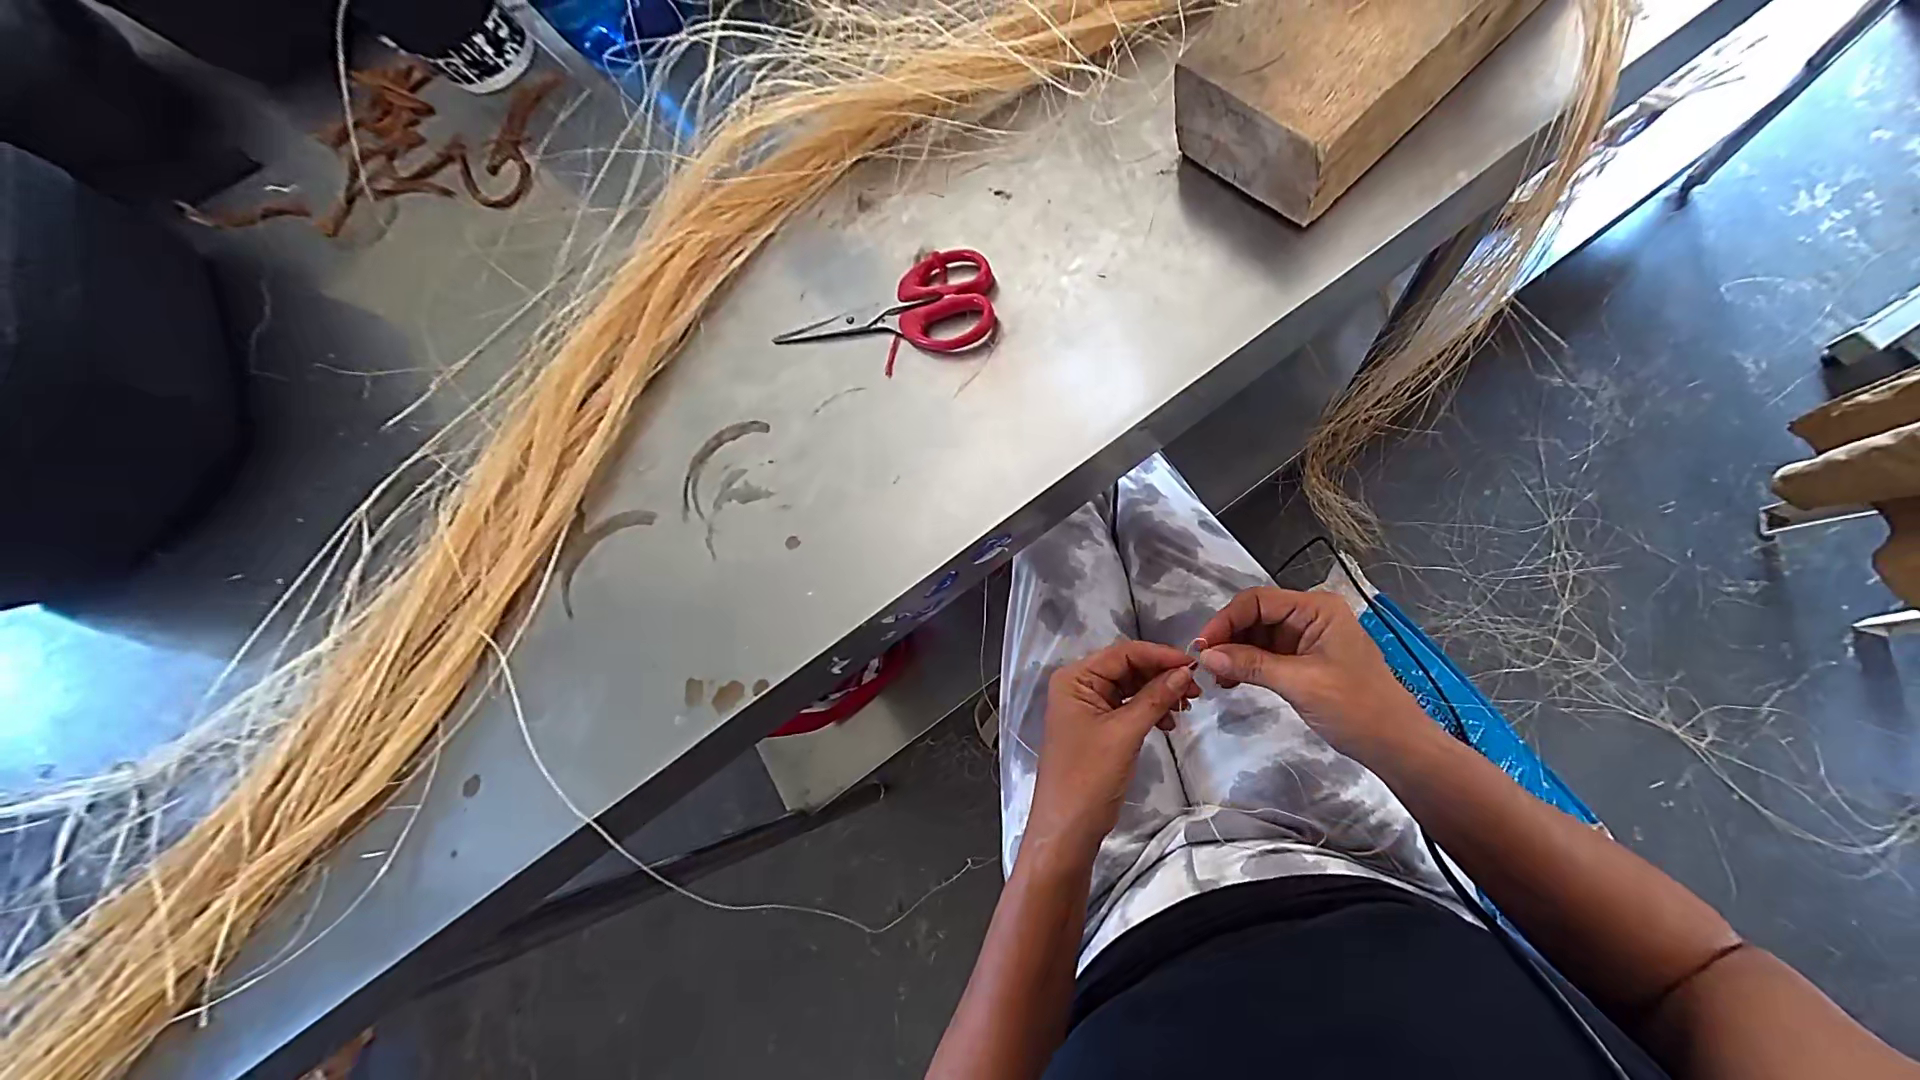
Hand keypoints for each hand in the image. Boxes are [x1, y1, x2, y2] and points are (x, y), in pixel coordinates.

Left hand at [1025, 641, 1199, 860]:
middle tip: (1196, 689)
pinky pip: (1127, 707)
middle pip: (1126, 667)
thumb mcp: (1124, 733)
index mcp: (1074, 678)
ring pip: (1130, 687)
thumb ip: (1155, 698)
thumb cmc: (1089, 776)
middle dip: (1161, 675)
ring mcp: (1086, 706)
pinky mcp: (1097, 726)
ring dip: (1158, 693)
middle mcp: (1077, 685)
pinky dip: (1149, 710)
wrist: (1067, 828)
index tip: (1194, 664)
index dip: (1159, 655)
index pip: (1122, 653)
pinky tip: (1168, 722)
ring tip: (1186, 707)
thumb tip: (1184, 671)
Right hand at [1193, 587, 1429, 760]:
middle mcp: (1309, 616)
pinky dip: (1244, 665)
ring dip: (1232, 653)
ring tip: (1217, 677)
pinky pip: (1263, 654)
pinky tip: (1231, 681)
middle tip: (1205, 664)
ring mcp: (1305, 639)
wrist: (1397, 746)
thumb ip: (1250, 665)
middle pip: (1253, 616)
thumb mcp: (1300, 683)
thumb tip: (1205, 656)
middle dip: (1227, 637)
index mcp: (1316, 609)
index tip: (1202, 647)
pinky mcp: (1301, 660)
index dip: (1225, 620)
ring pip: (1254, 635)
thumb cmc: (1357, 707)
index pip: (1257, 601)